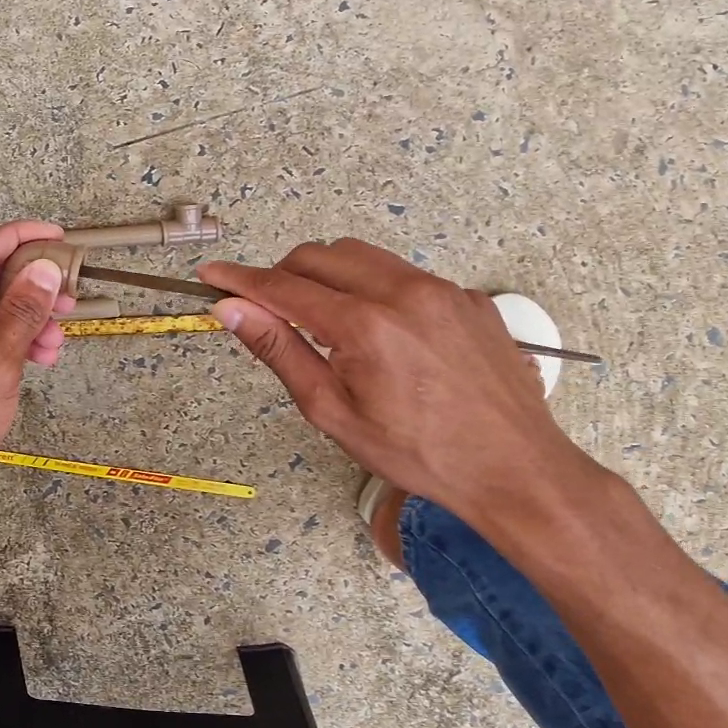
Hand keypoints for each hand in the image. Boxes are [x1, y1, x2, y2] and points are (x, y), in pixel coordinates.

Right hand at [198, 238, 595, 527]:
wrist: (518, 472)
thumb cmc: (417, 452)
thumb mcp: (330, 409)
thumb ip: (277, 349)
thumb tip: (229, 309)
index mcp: (364, 324)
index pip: (281, 286)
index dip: (238, 279)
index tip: (209, 274)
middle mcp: (403, 292)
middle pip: (318, 255)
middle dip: (283, 274)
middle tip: (269, 310)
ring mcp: (443, 291)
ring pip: (360, 255)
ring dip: (326, 275)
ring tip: (324, 320)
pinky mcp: (469, 298)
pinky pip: (403, 274)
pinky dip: (374, 288)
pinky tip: (381, 332)